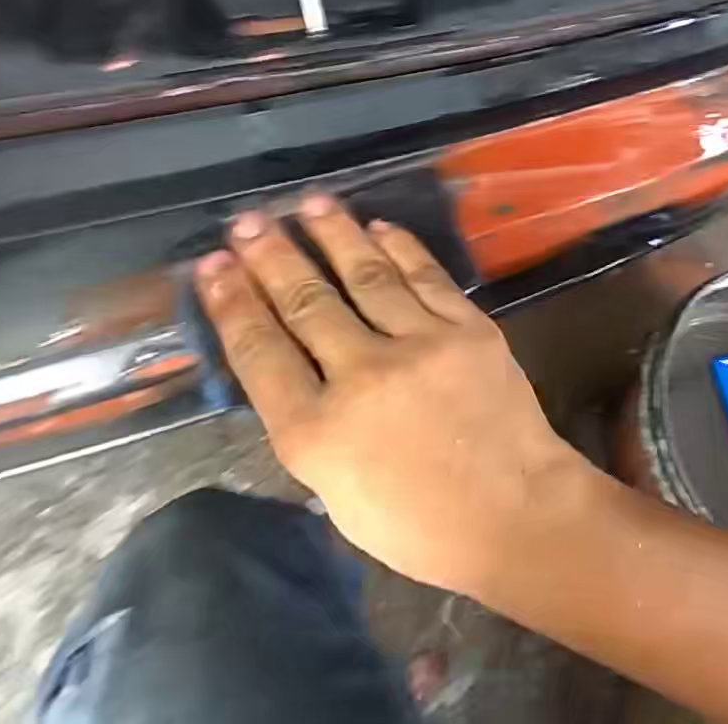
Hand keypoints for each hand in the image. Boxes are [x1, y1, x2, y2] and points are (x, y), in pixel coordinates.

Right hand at [194, 195, 596, 594]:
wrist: (514, 508)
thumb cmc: (421, 524)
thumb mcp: (337, 493)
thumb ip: (312, 428)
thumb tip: (298, 375)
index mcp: (315, 433)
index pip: (260, 352)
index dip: (232, 303)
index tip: (213, 266)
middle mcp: (362, 376)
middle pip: (307, 302)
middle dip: (273, 257)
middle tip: (250, 221)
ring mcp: (421, 344)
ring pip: (366, 276)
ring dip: (335, 235)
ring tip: (309, 204)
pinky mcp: (469, 328)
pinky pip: (427, 277)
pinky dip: (401, 248)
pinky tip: (379, 228)